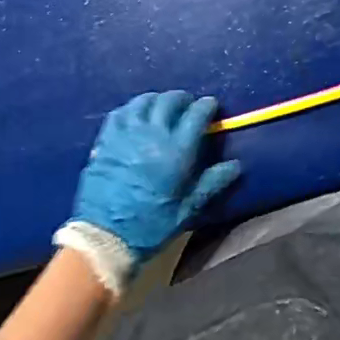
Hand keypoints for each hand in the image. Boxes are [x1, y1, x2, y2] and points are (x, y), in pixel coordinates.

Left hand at [67, 92, 240, 263]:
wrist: (104, 241)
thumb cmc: (151, 224)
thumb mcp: (188, 208)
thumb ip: (213, 182)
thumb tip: (236, 165)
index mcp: (177, 150)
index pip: (197, 113)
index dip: (207, 105)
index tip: (210, 107)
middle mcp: (153, 135)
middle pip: (170, 101)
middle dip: (182, 99)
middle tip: (187, 106)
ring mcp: (127, 137)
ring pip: (143, 102)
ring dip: (156, 100)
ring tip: (161, 107)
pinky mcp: (105, 143)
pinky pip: (119, 114)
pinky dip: (131, 109)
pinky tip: (135, 116)